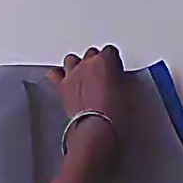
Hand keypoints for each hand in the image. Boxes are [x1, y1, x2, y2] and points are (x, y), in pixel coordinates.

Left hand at [48, 45, 124, 162]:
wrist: (96, 130)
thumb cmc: (113, 115)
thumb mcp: (127, 93)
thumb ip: (121, 80)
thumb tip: (118, 82)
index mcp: (105, 60)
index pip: (110, 51)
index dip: (113, 61)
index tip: (115, 70)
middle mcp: (87, 63)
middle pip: (91, 53)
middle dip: (96, 62)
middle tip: (102, 77)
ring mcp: (72, 74)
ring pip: (72, 59)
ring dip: (78, 65)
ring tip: (83, 76)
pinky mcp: (62, 87)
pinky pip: (55, 73)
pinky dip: (59, 75)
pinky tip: (65, 80)